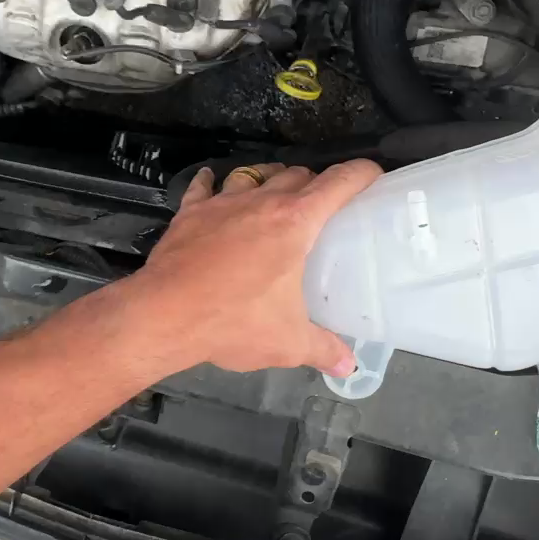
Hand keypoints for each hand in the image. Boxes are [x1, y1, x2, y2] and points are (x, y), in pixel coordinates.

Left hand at [118, 160, 381, 377]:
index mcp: (295, 223)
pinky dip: (210, 183)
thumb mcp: (288, 342)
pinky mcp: (189, 212)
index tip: (373, 177)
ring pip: (253, 174)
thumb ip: (323, 349)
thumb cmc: (234, 322)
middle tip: (322, 205)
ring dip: (269, 179)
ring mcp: (221, 203)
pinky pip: (203, 186)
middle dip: (315, 183)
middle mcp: (260, 201)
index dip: (361, 174)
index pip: (338, 183)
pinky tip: (211, 183)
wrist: (165, 314)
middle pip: (297, 174)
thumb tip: (349, 365)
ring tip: (276, 192)